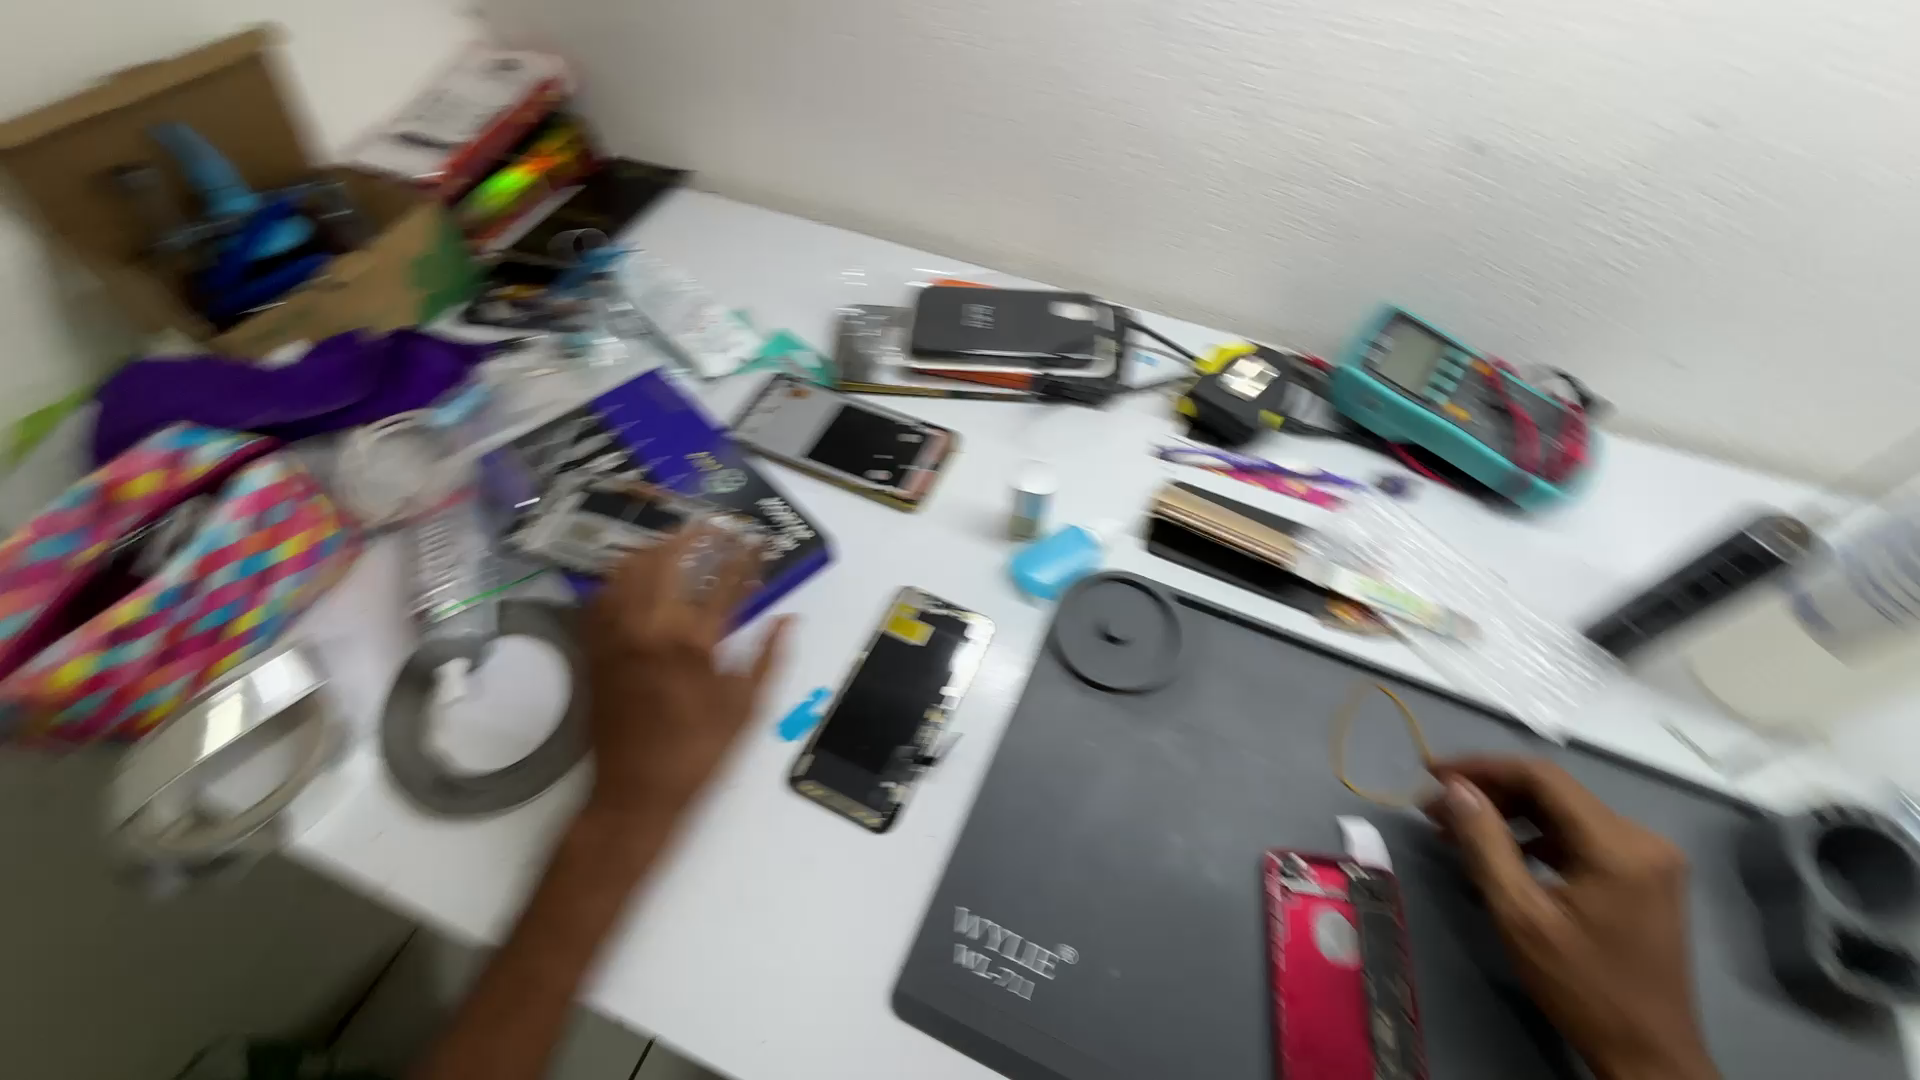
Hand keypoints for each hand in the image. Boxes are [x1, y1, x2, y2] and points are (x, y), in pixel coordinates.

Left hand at [580, 527, 790, 819]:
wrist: (635, 793)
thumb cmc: (699, 753)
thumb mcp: (746, 709)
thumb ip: (768, 657)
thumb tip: (788, 619)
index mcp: (695, 644)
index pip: (726, 584)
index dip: (745, 558)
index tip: (758, 540)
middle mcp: (651, 630)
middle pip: (668, 562)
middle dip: (694, 537)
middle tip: (713, 527)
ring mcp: (616, 638)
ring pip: (628, 573)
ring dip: (653, 549)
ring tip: (674, 540)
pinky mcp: (594, 651)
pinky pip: (599, 600)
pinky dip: (617, 579)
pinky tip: (630, 574)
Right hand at [1424, 757, 1717, 1079]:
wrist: (1649, 1054)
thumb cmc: (1580, 985)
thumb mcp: (1520, 914)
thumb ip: (1485, 843)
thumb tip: (1453, 788)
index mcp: (1619, 845)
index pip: (1540, 777)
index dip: (1480, 767)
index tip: (1430, 774)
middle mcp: (1642, 839)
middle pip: (1551, 791)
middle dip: (1487, 792)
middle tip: (1433, 806)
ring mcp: (1647, 858)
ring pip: (1560, 811)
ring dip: (1505, 813)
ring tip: (1453, 828)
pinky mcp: (1641, 875)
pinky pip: (1576, 835)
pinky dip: (1531, 835)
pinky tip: (1497, 851)